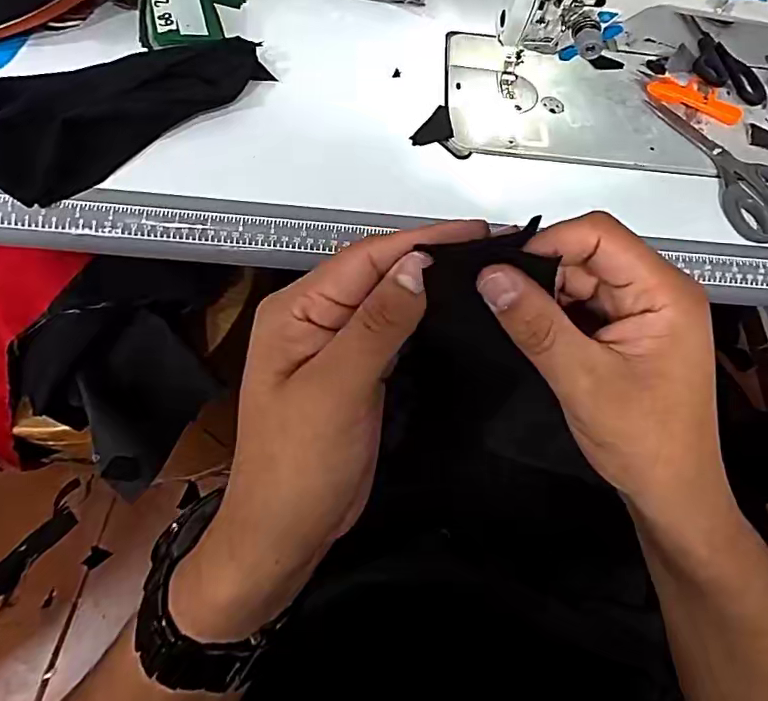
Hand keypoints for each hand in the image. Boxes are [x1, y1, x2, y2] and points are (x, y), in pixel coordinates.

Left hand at [171, 218, 487, 641]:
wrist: (284, 536)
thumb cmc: (294, 469)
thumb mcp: (336, 390)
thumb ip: (377, 325)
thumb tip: (416, 267)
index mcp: (296, 310)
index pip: (365, 257)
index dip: (420, 240)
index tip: (470, 231)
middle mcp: (313, 316)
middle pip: (377, 269)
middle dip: (428, 251)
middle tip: (483, 243)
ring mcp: (334, 340)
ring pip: (387, 294)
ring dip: (428, 279)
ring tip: (474, 266)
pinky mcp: (355, 365)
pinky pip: (392, 325)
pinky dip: (421, 313)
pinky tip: (448, 307)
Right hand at [475, 212, 724, 515]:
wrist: (673, 496)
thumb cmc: (655, 447)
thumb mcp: (584, 381)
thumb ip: (536, 325)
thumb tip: (497, 279)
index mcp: (667, 294)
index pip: (600, 235)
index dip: (550, 243)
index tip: (510, 268)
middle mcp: (660, 293)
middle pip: (588, 252)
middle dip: (545, 274)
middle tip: (510, 299)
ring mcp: (644, 309)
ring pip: (580, 276)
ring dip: (550, 297)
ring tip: (536, 332)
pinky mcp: (628, 325)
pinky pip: (582, 300)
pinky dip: (557, 313)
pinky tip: (549, 339)